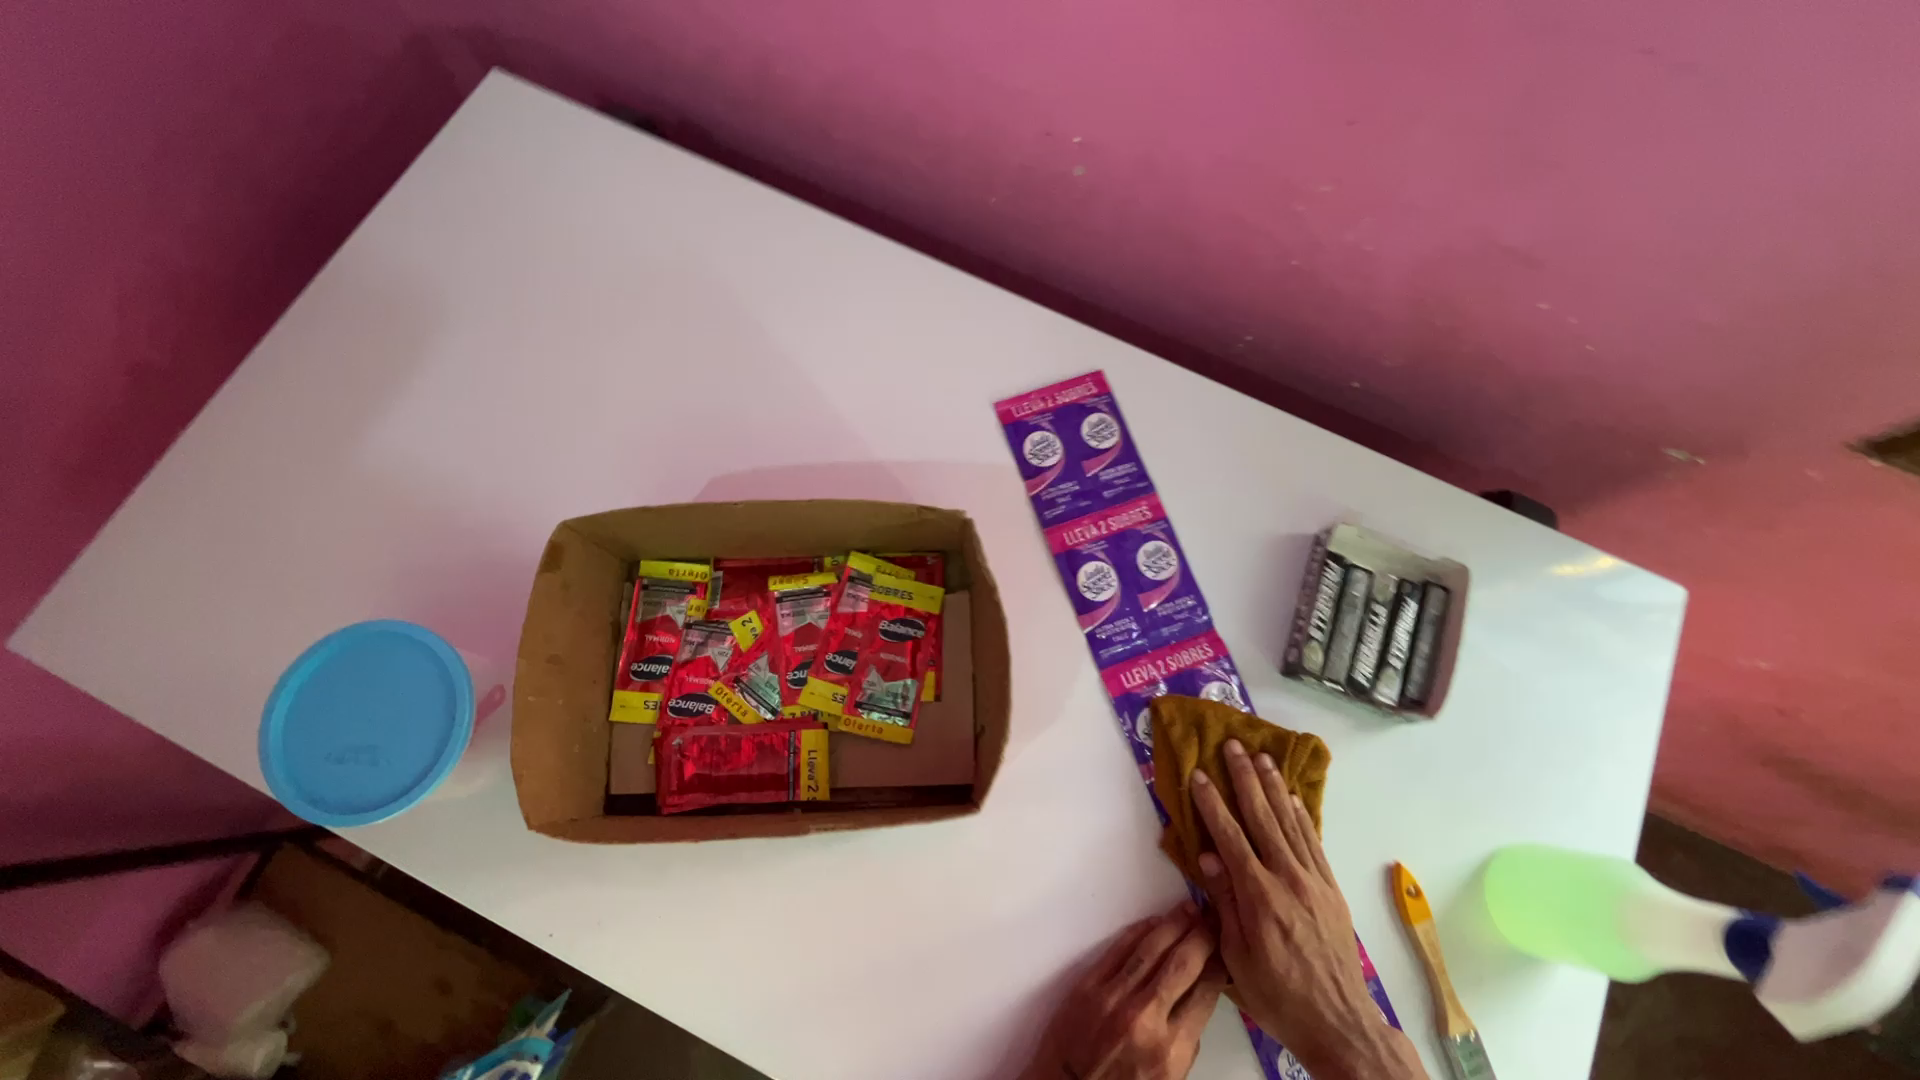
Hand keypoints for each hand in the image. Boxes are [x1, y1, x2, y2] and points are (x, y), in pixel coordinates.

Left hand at [1020, 901, 1226, 1079]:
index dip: (1218, 966)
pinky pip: (1118, 949)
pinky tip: (1154, 921)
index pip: (1204, 994)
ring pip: (1150, 948)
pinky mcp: (1088, 985)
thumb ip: (1186, 1040)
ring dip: (1173, 924)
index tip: (1225, 948)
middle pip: (1181, 964)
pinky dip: (1139, 931)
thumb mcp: (1168, 1078)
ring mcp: (1113, 998)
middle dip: (1201, 936)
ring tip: (1188, 908)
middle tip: (1212, 917)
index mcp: (1170, 1050)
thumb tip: (1198, 996)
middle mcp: (1144, 1018)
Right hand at [1189, 739, 1428, 1079]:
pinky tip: (1292, 798)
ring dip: (1274, 787)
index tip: (1200, 775)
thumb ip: (1224, 902)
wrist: (1338, 1021)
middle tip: (1233, 747)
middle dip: (1245, 779)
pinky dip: (1301, 815)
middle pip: (1262, 817)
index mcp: (1258, 896)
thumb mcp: (1236, 956)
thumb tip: (1207, 856)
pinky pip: (1313, 842)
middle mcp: (1287, 878)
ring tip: (1262, 758)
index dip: (1213, 803)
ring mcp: (1313, 881)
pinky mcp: (1330, 888)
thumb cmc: (1277, 994)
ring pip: (1289, 822)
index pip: (1230, 837)